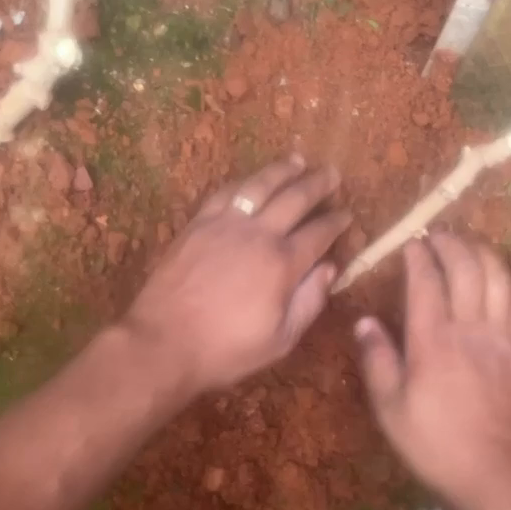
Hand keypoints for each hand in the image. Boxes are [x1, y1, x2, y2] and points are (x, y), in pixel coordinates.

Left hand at [123, 154, 351, 393]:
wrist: (163, 341)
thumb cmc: (226, 349)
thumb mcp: (280, 339)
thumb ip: (310, 301)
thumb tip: (330, 269)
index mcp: (283, 264)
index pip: (319, 233)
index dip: (336, 222)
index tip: (347, 214)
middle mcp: (258, 234)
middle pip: (295, 198)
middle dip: (317, 184)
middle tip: (332, 173)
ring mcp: (225, 224)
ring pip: (259, 185)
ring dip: (282, 170)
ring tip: (298, 160)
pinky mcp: (198, 224)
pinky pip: (226, 192)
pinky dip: (244, 182)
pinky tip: (252, 180)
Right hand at [355, 233, 510, 509]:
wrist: (497, 470)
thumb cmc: (435, 443)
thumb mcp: (391, 409)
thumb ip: (377, 360)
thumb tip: (365, 322)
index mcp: (432, 340)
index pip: (426, 281)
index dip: (418, 257)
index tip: (410, 244)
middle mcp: (468, 328)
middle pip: (464, 267)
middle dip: (449, 244)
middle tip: (436, 237)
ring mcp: (500, 335)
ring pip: (496, 276)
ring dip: (479, 252)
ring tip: (465, 245)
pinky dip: (500, 277)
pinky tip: (491, 276)